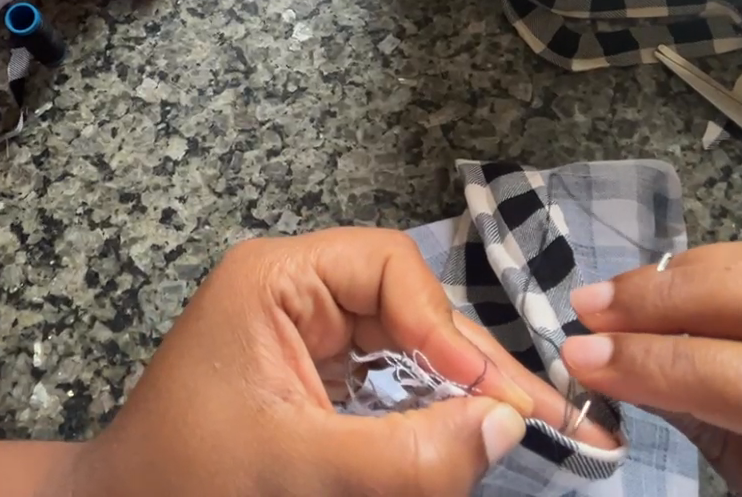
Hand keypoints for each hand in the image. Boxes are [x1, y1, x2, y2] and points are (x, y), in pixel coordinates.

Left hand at [68, 227, 619, 496]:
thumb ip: (403, 454)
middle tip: (553, 421)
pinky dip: (430, 409)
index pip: (384, 266)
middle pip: (404, 305)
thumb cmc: (189, 476)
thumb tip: (507, 428)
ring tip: (539, 430)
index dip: (442, 324)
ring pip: (404, 342)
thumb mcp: (297, 466)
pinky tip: (476, 434)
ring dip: (464, 389)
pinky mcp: (313, 372)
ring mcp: (305, 330)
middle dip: (472, 364)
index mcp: (275, 278)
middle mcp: (295, 290)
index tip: (490, 395)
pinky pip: (386, 377)